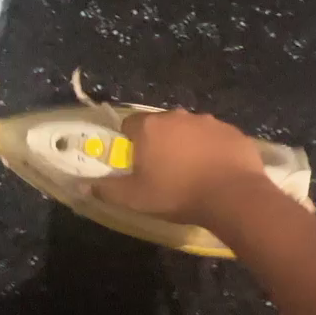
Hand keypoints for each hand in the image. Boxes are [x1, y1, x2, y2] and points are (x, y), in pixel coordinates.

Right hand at [91, 110, 273, 225]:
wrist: (234, 196)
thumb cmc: (177, 194)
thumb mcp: (135, 198)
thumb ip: (106, 189)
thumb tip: (81, 185)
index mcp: (150, 127)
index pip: (129, 125)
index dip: (130, 143)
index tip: (137, 164)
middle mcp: (177, 116)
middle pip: (160, 126)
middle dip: (159, 143)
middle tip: (163, 171)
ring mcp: (208, 121)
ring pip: (189, 130)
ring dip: (186, 145)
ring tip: (192, 173)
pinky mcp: (232, 131)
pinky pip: (215, 138)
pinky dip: (212, 150)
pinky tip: (216, 172)